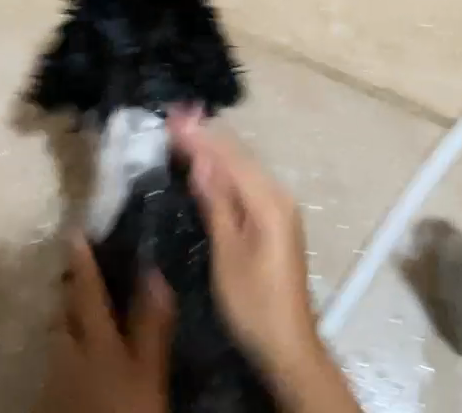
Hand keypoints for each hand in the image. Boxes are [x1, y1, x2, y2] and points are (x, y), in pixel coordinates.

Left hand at [40, 236, 174, 412]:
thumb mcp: (149, 372)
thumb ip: (151, 324)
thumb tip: (154, 271)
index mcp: (95, 339)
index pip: (87, 291)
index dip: (82, 261)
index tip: (74, 230)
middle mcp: (68, 352)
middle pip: (64, 313)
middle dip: (69, 290)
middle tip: (76, 267)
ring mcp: (56, 379)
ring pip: (58, 338)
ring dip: (66, 319)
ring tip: (78, 309)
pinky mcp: (50, 402)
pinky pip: (57, 363)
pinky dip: (66, 349)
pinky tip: (78, 357)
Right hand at [167, 114, 321, 371]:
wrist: (288, 344)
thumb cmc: (254, 304)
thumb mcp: (228, 255)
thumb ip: (216, 204)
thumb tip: (201, 161)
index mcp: (268, 201)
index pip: (229, 158)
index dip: (200, 136)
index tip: (173, 117)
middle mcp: (278, 196)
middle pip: (238, 157)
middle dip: (206, 137)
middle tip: (175, 118)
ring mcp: (278, 208)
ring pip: (242, 168)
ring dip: (214, 151)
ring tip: (184, 132)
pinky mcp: (274, 220)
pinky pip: (246, 183)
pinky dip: (224, 170)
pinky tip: (206, 167)